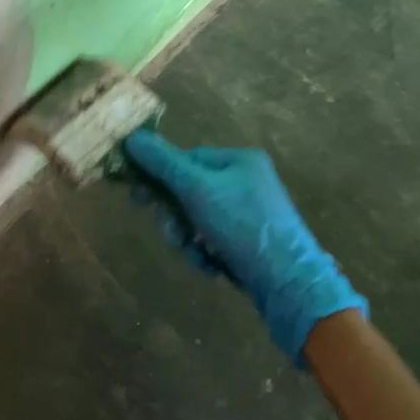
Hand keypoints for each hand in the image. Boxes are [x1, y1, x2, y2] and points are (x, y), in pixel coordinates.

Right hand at [123, 128, 367, 365]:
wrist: (289, 282)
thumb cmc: (242, 225)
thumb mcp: (197, 189)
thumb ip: (162, 163)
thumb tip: (131, 137)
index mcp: (239, 161)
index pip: (185, 159)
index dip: (160, 178)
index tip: (138, 199)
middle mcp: (246, 182)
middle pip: (188, 191)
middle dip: (175, 217)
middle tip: (172, 234)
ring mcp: (249, 214)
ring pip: (196, 219)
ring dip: (187, 239)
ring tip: (195, 255)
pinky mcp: (249, 242)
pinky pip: (211, 239)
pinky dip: (204, 252)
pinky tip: (211, 266)